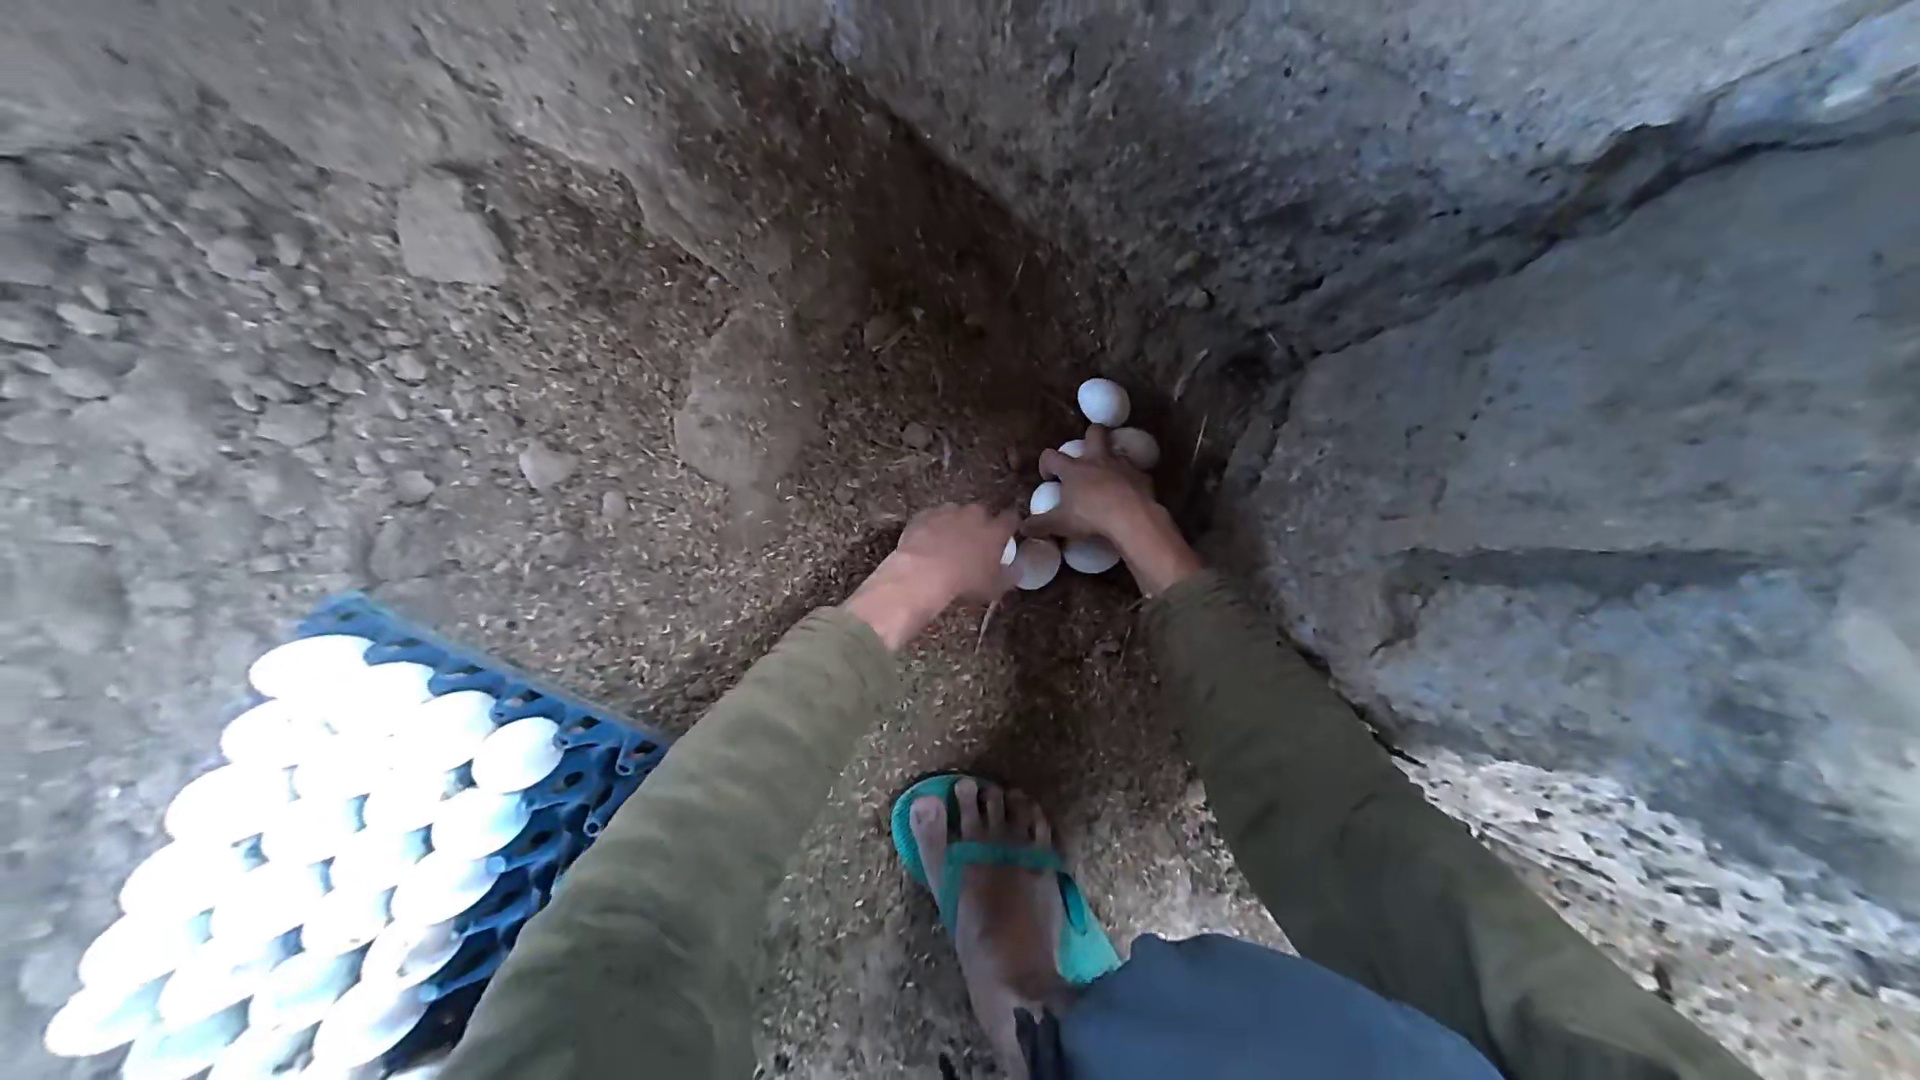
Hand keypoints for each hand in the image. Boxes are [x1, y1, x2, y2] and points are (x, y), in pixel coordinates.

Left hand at [845, 503, 1018, 649]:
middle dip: (981, 524)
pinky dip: (933, 527)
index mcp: (995, 530)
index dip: (1011, 525)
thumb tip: (1018, 568)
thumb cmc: (964, 582)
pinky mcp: (924, 515)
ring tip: (948, 545)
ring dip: (956, 524)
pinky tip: (928, 544)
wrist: (923, 573)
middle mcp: (974, 515)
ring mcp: (947, 512)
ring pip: (956, 514)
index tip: (1008, 532)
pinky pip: (933, 518)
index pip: (1011, 518)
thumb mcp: (995, 587)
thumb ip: (1010, 575)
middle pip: (982, 513)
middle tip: (975, 543)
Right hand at [1023, 425, 1203, 595]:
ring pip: (1117, 451)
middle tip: (1086, 454)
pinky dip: (1131, 480)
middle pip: (1094, 433)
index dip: (1046, 463)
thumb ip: (1040, 525)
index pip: (1052, 456)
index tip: (1049, 477)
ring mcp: (1122, 465)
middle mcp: (1097, 460)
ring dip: (1112, 460)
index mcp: (1073, 469)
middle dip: (1090, 436)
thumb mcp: (1060, 524)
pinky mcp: (1141, 476)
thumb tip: (1022, 528)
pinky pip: (1135, 473)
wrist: (1131, 518)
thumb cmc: (1091, 517)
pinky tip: (1129, 494)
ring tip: (1109, 477)